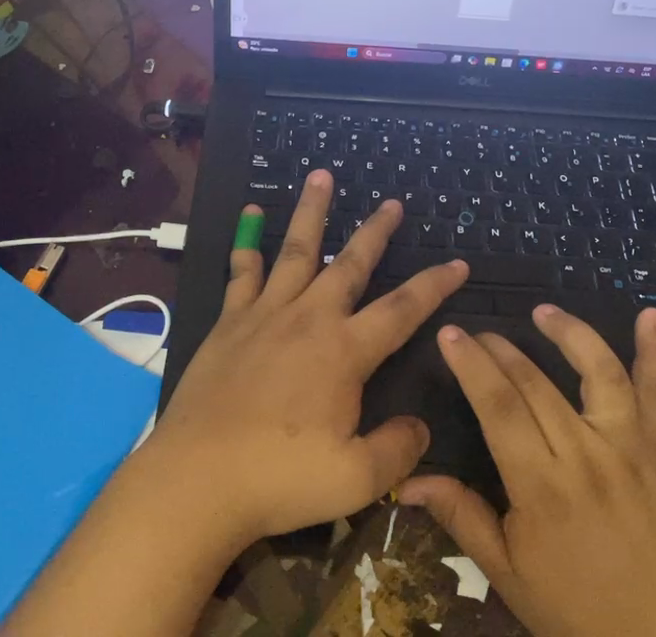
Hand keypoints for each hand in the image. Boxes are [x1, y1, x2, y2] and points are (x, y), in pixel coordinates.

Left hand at [142, 169, 468, 544]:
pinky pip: (242, 271)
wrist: (198, 479)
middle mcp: (308, 320)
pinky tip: (250, 214)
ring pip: (295, 251)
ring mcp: (264, 316)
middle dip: (375, 231)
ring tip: (321, 176)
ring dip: (312, 213)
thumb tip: (420, 427)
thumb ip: (398, 447)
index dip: (434, 285)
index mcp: (344, 352)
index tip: (458, 262)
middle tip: (392, 202)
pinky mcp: (229, 324)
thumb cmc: (280, 478)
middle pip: (350, 264)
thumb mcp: (357, 478)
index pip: (402, 310)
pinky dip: (248, 241)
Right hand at [399, 308, 655, 636]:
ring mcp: (630, 447)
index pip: (498, 406)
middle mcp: (585, 454)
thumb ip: (463, 518)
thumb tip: (409, 482)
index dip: (471, 365)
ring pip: (598, 371)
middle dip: (501, 350)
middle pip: (536, 382)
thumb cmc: (580, 612)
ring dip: (569, 333)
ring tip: (543, 311)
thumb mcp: (509, 574)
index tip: (450, 334)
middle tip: (477, 333)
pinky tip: (651, 316)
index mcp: (541, 486)